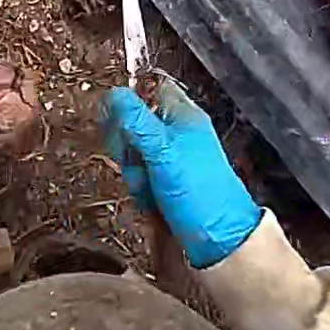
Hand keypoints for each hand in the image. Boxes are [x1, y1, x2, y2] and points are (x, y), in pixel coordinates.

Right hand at [100, 75, 261, 268]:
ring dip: (133, 170)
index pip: (151, 88)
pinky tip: (149, 199)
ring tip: (147, 187)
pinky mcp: (166, 182)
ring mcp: (171, 159)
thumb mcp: (161, 149)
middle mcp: (176, 133)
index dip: (129, 98)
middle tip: (136, 159)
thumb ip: (134, 119)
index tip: (114, 116)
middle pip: (134, 122)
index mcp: (182, 115)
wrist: (218, 241)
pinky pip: (140, 175)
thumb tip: (112, 93)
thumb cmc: (197, 189)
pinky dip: (140, 188)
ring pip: (134, 151)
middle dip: (127, 144)